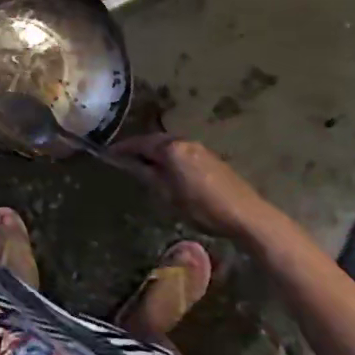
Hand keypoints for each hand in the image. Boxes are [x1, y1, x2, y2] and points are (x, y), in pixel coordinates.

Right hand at [113, 135, 272, 237]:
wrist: (245, 214)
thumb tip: (128, 163)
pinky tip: (168, 169)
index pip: (140, 143)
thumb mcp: (168, 195)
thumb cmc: (202, 207)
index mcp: (170, 148)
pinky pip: (181, 150)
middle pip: (155, 140)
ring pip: (169, 144)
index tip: (109, 153)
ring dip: (154, 151)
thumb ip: (147, 175)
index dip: (123, 148)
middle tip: (124, 158)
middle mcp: (183, 141)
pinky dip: (168, 156)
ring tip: (143, 164)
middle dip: (139, 148)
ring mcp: (198, 147)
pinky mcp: (209, 156)